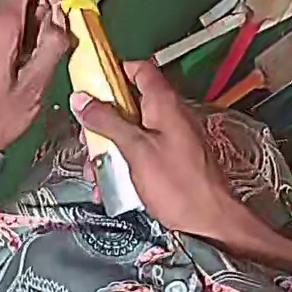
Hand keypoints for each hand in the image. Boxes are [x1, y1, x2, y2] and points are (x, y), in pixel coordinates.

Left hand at [0, 0, 75, 149]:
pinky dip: (31, 38)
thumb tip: (62, 20)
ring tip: (44, 59)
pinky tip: (34, 65)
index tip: (65, 6)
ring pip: (22, 10)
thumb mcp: (36, 84)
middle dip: (50, 9)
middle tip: (58, 41)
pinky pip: (14, 28)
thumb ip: (53, 44)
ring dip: (42, 27)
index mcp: (1, 27)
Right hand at [71, 61, 291, 271]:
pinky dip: (123, 163)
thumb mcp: (135, 150)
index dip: (113, 72)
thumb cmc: (178, 185)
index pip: (138, 70)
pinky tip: (110, 185)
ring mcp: (171, 138)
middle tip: (88, 141)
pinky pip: (140, 152)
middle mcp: (169, 116)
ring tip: (95, 171)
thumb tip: (81, 99)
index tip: (90, 85)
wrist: (209, 222)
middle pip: (128, 104)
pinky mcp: (170, 160)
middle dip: (102, 121)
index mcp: (164, 104)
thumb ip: (107, 122)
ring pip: (131, 131)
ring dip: (109, 148)